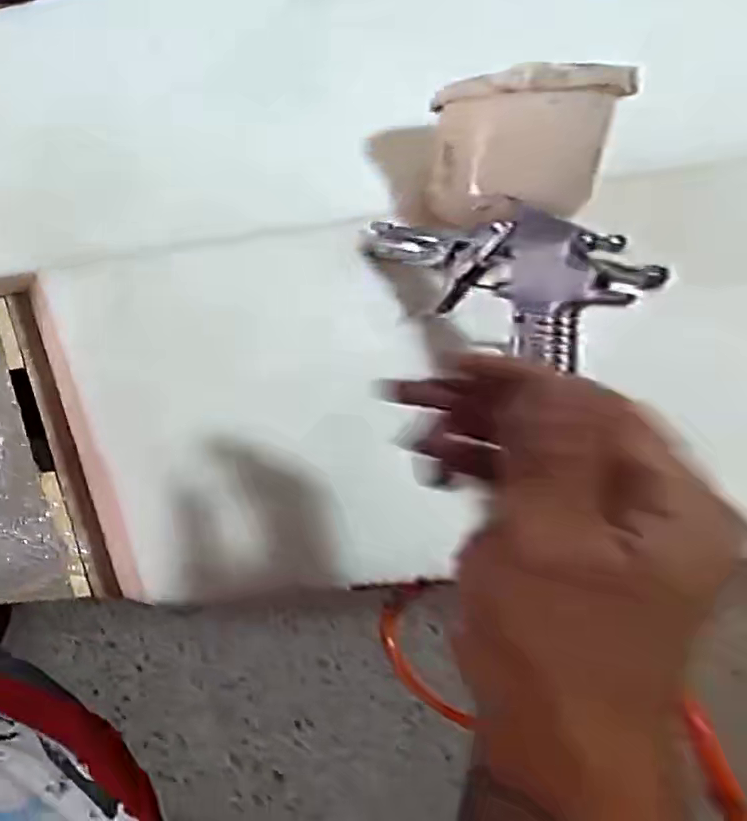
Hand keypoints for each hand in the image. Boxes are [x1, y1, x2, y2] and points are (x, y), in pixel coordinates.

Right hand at [389, 356, 741, 818]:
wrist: (551, 716)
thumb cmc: (551, 629)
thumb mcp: (546, 538)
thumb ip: (548, 457)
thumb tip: (541, 383)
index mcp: (672, 505)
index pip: (602, 411)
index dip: (527, 379)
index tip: (447, 365)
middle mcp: (650, 507)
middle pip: (568, 425)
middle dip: (487, 403)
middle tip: (410, 394)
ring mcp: (606, 525)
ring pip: (539, 449)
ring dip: (474, 431)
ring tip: (415, 433)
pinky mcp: (564, 539)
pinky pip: (524, 480)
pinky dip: (476, 463)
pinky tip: (436, 465)